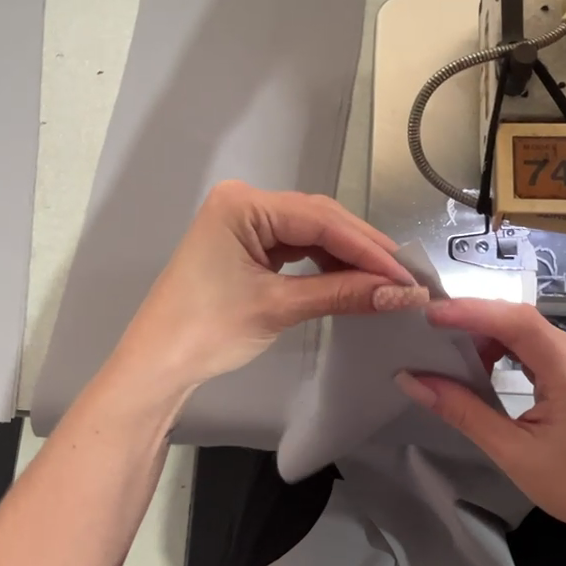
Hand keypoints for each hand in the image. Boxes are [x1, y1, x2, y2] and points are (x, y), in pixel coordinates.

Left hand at [115, 181, 427, 390]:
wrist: (158, 363)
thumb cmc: (208, 330)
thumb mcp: (279, 307)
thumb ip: (342, 293)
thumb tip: (401, 294)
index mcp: (243, 204)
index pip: (320, 219)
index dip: (367, 248)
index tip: (407, 275)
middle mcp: (243, 202)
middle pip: (317, 219)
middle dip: (361, 249)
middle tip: (405, 278)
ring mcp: (242, 222)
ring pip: (309, 232)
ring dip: (346, 256)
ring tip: (386, 281)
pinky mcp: (244, 244)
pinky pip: (294, 246)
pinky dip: (324, 263)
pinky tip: (351, 278)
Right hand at [394, 298, 565, 550]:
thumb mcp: (511, 451)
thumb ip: (462, 411)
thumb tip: (412, 381)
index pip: (519, 323)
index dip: (473, 312)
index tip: (431, 316)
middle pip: (519, 318)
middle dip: (472, 319)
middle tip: (428, 329)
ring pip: (524, 327)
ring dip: (485, 332)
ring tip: (449, 349)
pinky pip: (534, 341)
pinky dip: (502, 345)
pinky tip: (480, 363)